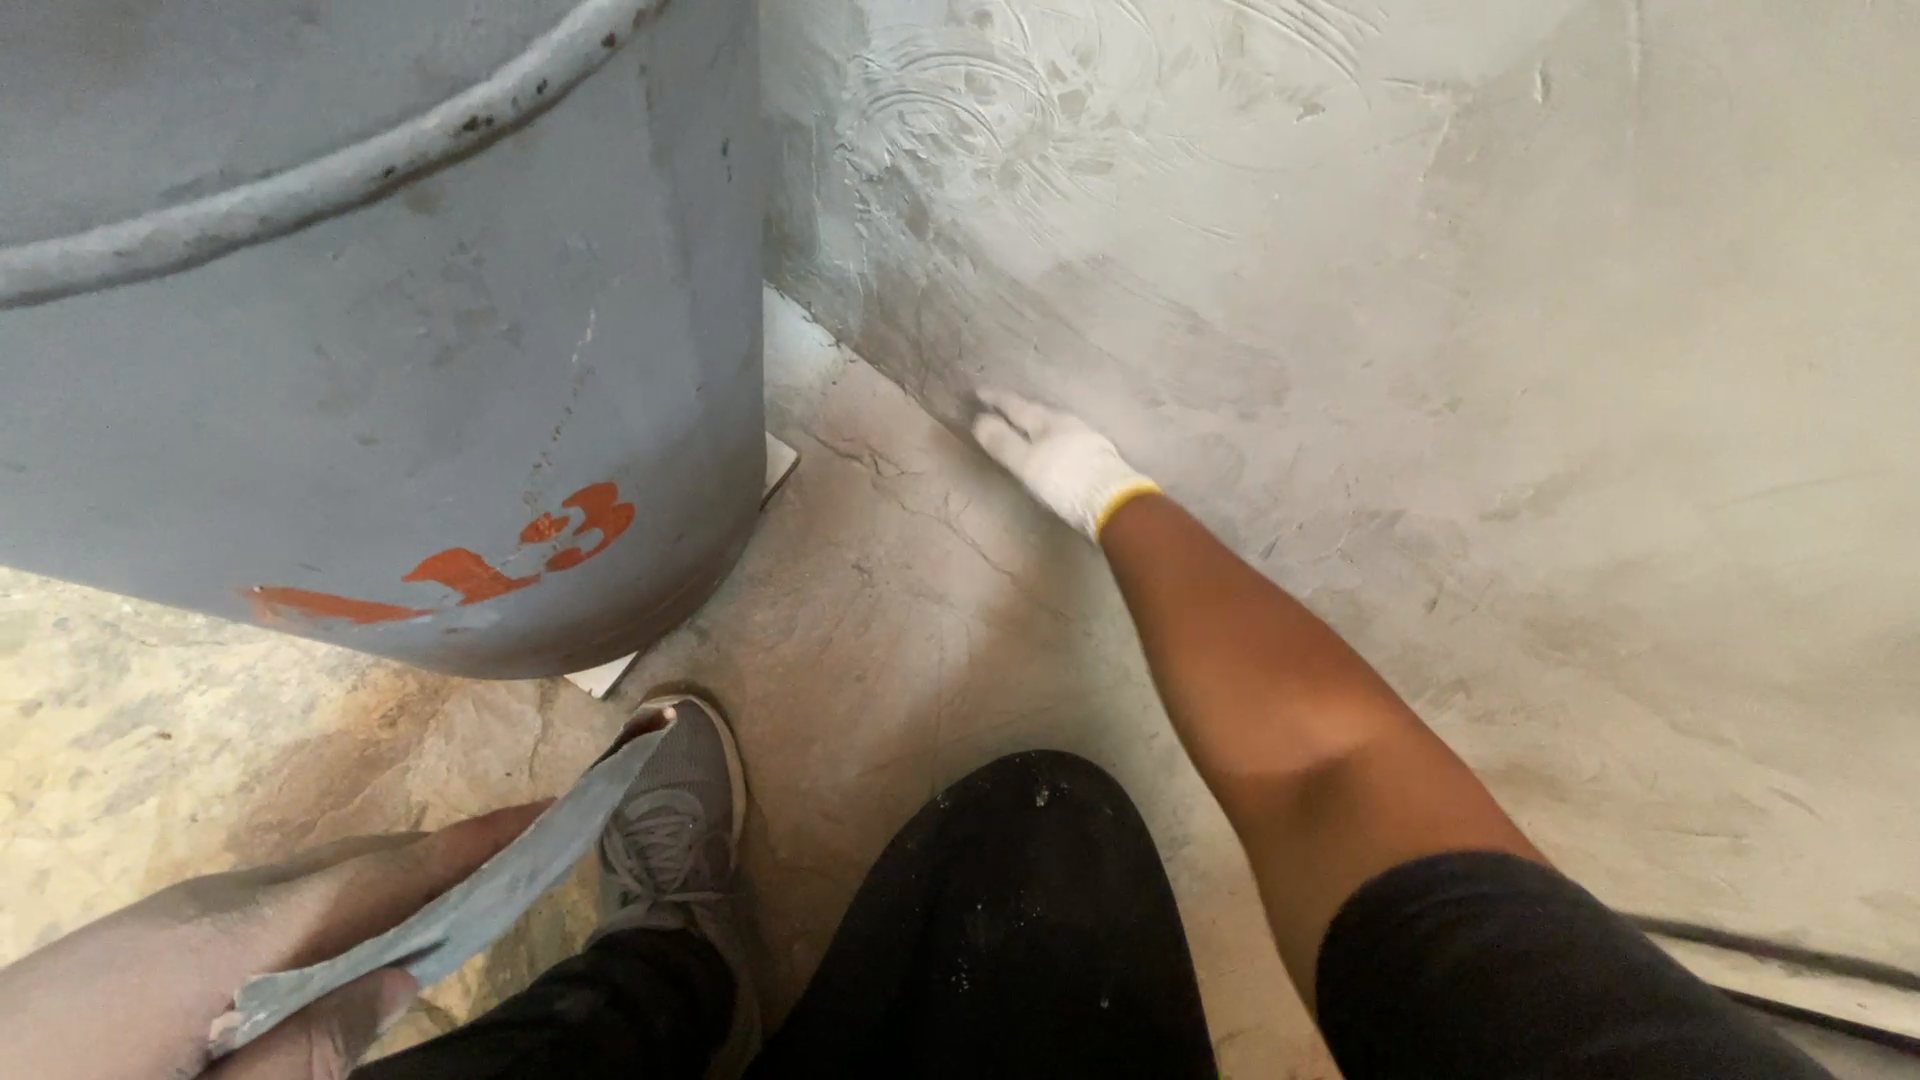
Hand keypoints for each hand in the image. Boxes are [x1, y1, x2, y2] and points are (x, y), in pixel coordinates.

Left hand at [0, 802, 546, 1079]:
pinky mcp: (132, 935)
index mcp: (225, 942)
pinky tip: (323, 958)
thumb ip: (311, 1053)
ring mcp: (162, 914)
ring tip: (426, 924)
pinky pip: (266, 902)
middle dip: (438, 864)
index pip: (387, 871)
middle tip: (503, 879)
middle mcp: (206, 902)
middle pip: (356, 864)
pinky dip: (327, 912)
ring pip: (310, 881)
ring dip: (381, 893)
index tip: (548, 808)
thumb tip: (405, 975)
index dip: (474, 841)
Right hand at [971, 388, 1160, 540]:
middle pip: (1037, 412)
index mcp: (1047, 421)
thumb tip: (979, 420)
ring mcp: (1086, 438)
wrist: (1114, 501)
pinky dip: (1051, 440)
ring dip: (1036, 425)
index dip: (996, 399)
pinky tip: (1053, 449)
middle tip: (1000, 408)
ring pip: (1054, 425)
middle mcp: (1068, 423)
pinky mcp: (1097, 456)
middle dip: (1018, 410)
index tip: (979, 391)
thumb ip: (1003, 442)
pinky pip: (1066, 439)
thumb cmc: (1065, 480)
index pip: (1016, 405)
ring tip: (1024, 428)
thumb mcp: (1026, 463)